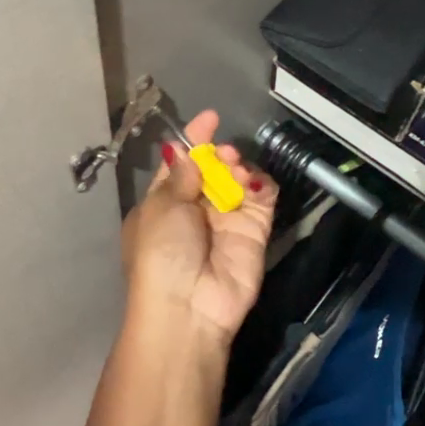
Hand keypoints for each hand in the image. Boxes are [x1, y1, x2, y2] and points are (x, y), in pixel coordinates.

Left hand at [119, 110, 278, 342]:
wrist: (189, 308)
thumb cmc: (162, 252)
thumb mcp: (161, 207)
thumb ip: (181, 175)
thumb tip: (185, 148)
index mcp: (163, 202)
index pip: (181, 162)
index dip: (194, 139)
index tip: (209, 118)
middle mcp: (195, 208)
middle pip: (212, 167)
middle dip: (218, 154)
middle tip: (223, 155)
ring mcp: (227, 219)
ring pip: (238, 179)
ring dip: (238, 167)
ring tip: (234, 170)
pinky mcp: (254, 231)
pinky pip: (263, 198)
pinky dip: (261, 184)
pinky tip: (253, 182)